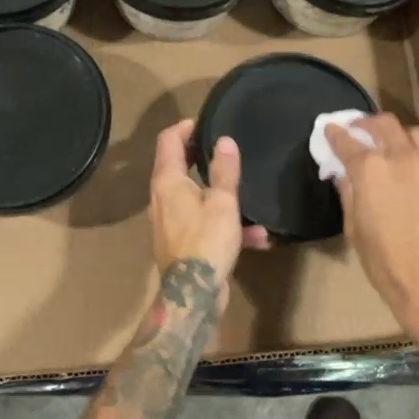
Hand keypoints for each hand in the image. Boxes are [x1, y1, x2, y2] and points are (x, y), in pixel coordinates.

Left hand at [150, 121, 269, 303]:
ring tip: (244, 191)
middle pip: (177, 166)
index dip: (185, 127)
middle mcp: (162, 198)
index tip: (205, 123)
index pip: (168, 141)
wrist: (193, 294)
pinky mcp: (181, 242)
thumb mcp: (222, 203)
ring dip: (219, 194)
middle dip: (200, 156)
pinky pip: (203, 223)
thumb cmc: (207, 241)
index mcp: (167, 181)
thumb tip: (224, 140)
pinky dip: (224, 223)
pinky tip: (257, 235)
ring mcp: (169, 221)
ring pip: (194, 197)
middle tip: (224, 148)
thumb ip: (224, 171)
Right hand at [326, 115, 418, 331]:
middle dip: (366, 123)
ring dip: (396, 132)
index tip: (329, 130)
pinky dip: (413, 153)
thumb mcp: (354, 229)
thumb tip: (344, 175)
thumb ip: (348, 193)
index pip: (348, 141)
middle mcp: (401, 159)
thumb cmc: (384, 261)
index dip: (335, 134)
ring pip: (413, 132)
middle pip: (383, 124)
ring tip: (386, 142)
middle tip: (356, 130)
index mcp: (371, 170)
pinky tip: (406, 168)